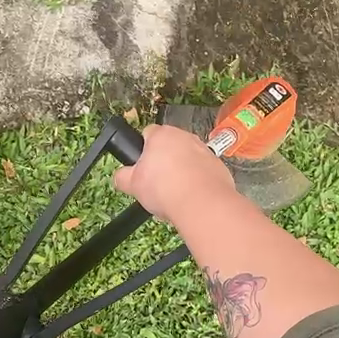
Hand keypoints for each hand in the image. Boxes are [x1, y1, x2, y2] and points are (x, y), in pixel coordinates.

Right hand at [111, 124, 238, 222]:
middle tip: (155, 183)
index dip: (142, 151)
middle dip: (162, 161)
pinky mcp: (217, 165)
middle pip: (169, 146)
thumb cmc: (166, 189)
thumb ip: (122, 176)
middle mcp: (185, 136)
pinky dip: (196, 180)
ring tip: (173, 193)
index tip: (142, 167)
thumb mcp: (132, 184)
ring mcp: (204, 149)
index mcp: (162, 135)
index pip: (147, 133)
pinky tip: (189, 196)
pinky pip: (202, 170)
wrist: (201, 204)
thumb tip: (120, 176)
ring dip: (180, 171)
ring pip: (187, 158)